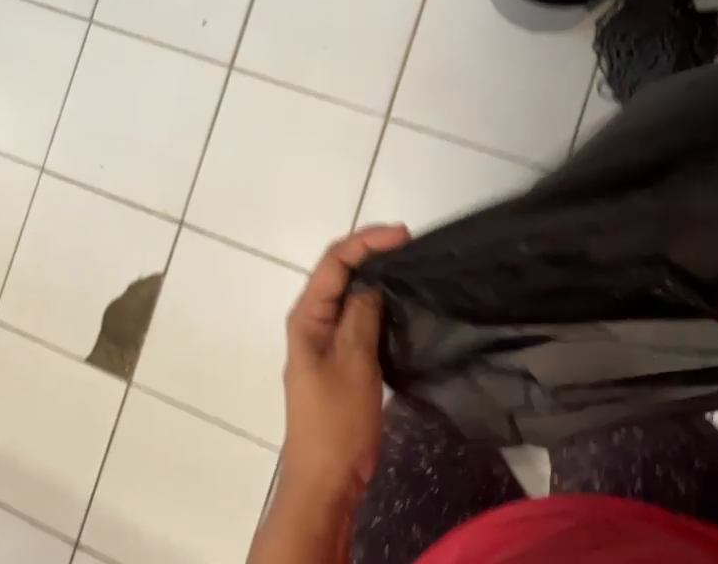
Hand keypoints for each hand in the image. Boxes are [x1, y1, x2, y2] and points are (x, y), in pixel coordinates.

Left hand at [279, 224, 410, 503]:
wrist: (326, 482)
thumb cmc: (336, 424)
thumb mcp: (354, 365)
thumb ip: (361, 318)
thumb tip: (372, 285)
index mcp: (306, 317)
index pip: (334, 262)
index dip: (366, 241)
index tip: (404, 235)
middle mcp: (311, 321)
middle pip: (339, 272)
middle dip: (371, 251)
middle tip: (411, 245)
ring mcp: (325, 341)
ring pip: (349, 294)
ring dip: (374, 275)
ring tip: (410, 265)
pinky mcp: (340, 359)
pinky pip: (358, 318)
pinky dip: (377, 304)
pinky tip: (401, 305)